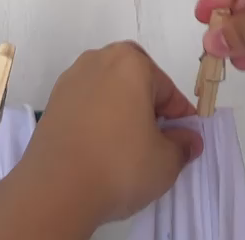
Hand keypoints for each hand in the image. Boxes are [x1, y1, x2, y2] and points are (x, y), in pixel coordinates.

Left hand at [0, 43, 202, 234]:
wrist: (57, 185)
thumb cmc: (120, 164)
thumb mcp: (165, 161)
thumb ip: (182, 145)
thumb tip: (189, 138)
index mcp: (130, 63)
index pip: (166, 87)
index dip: (180, 115)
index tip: (185, 139)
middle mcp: (99, 59)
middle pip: (135, 77)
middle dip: (149, 102)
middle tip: (157, 135)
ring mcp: (73, 76)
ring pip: (109, 86)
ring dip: (122, 107)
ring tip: (129, 143)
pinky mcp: (55, 98)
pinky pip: (87, 100)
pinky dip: (98, 115)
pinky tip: (102, 144)